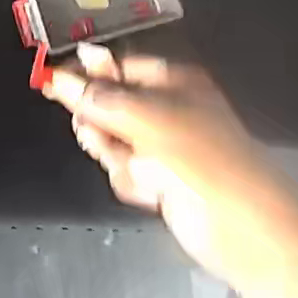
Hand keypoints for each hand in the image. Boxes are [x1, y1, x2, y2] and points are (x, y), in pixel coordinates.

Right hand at [45, 45, 297, 297]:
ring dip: (113, 154)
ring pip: (111, 138)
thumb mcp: (147, 119)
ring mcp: (162, 144)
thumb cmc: (202, 160)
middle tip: (98, 136)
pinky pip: (124, 168)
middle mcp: (166, 107)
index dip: (86, 74)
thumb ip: (100, 97)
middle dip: (98, 122)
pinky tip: (148, 189)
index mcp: (172, 81)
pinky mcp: (159, 178)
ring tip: (134, 167)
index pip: (116, 66)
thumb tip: (63, 73)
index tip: (52, 81)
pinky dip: (129, 178)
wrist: (245, 230)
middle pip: (108, 103)